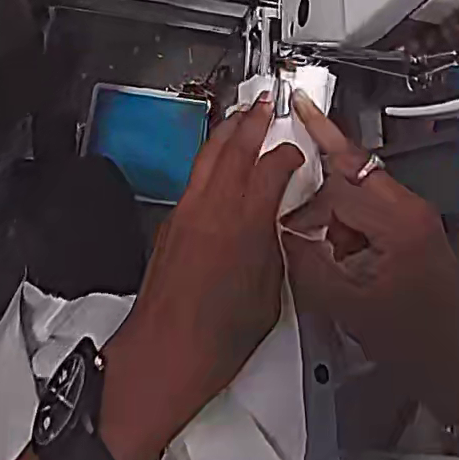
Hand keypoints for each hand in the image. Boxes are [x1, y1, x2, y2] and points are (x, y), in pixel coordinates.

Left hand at [98, 96, 302, 459]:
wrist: (162, 355)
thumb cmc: (215, 338)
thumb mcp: (269, 294)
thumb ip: (276, 248)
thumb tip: (278, 227)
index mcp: (246, 224)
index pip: (272, 168)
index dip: (289, 155)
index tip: (296, 154)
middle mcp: (214, 209)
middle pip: (235, 146)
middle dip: (252, 120)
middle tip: (263, 104)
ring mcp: (188, 211)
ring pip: (209, 154)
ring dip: (227, 131)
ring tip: (240, 117)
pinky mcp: (172, 221)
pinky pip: (195, 175)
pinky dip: (210, 158)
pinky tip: (218, 160)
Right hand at [283, 93, 458, 424]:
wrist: (457, 367)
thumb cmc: (418, 342)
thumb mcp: (350, 307)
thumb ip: (309, 262)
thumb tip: (285, 232)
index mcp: (399, 220)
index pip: (345, 176)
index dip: (312, 162)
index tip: (302, 112)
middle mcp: (411, 209)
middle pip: (351, 177)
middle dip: (318, 199)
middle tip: (296, 223)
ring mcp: (414, 217)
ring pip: (358, 194)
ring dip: (334, 219)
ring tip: (330, 260)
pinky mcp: (412, 229)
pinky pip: (369, 213)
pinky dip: (348, 232)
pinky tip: (344, 264)